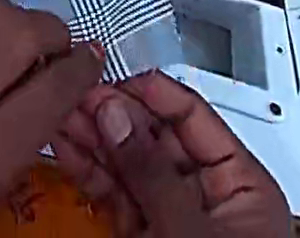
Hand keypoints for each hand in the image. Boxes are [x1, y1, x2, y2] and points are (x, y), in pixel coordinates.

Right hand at [50, 71, 290, 237]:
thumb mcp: (190, 235)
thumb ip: (152, 170)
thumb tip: (118, 112)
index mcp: (241, 186)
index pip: (191, 114)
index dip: (146, 92)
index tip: (106, 78)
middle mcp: (206, 194)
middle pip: (152, 132)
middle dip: (109, 111)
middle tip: (72, 95)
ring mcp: (172, 214)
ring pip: (126, 157)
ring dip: (91, 134)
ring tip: (59, 113)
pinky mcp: (144, 233)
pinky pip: (113, 188)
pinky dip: (88, 166)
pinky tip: (66, 145)